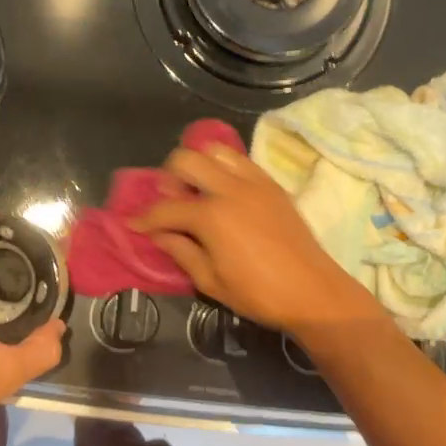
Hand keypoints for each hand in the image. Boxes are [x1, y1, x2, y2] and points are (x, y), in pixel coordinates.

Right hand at [129, 144, 382, 335]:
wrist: (313, 291)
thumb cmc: (259, 294)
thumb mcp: (211, 281)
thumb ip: (181, 252)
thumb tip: (160, 236)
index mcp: (211, 216)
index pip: (166, 209)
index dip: (145, 218)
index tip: (133, 225)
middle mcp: (230, 189)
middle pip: (186, 160)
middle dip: (169, 178)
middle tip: (169, 202)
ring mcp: (254, 182)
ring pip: (215, 151)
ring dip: (199, 165)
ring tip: (197, 191)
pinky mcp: (272, 185)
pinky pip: (241, 161)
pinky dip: (224, 169)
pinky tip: (223, 192)